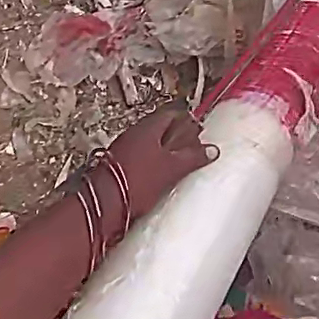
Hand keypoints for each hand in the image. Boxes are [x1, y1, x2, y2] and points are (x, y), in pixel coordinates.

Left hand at [89, 103, 214, 234]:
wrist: (105, 204)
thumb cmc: (140, 181)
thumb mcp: (172, 168)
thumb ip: (193, 157)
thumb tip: (213, 150)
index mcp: (149, 127)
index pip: (173, 114)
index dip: (188, 122)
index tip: (201, 134)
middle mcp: (135, 133)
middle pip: (162, 128)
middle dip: (178, 138)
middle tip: (194, 150)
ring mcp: (125, 148)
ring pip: (152, 144)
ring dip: (166, 152)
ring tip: (181, 166)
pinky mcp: (120, 165)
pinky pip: (143, 158)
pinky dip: (155, 163)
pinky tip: (162, 176)